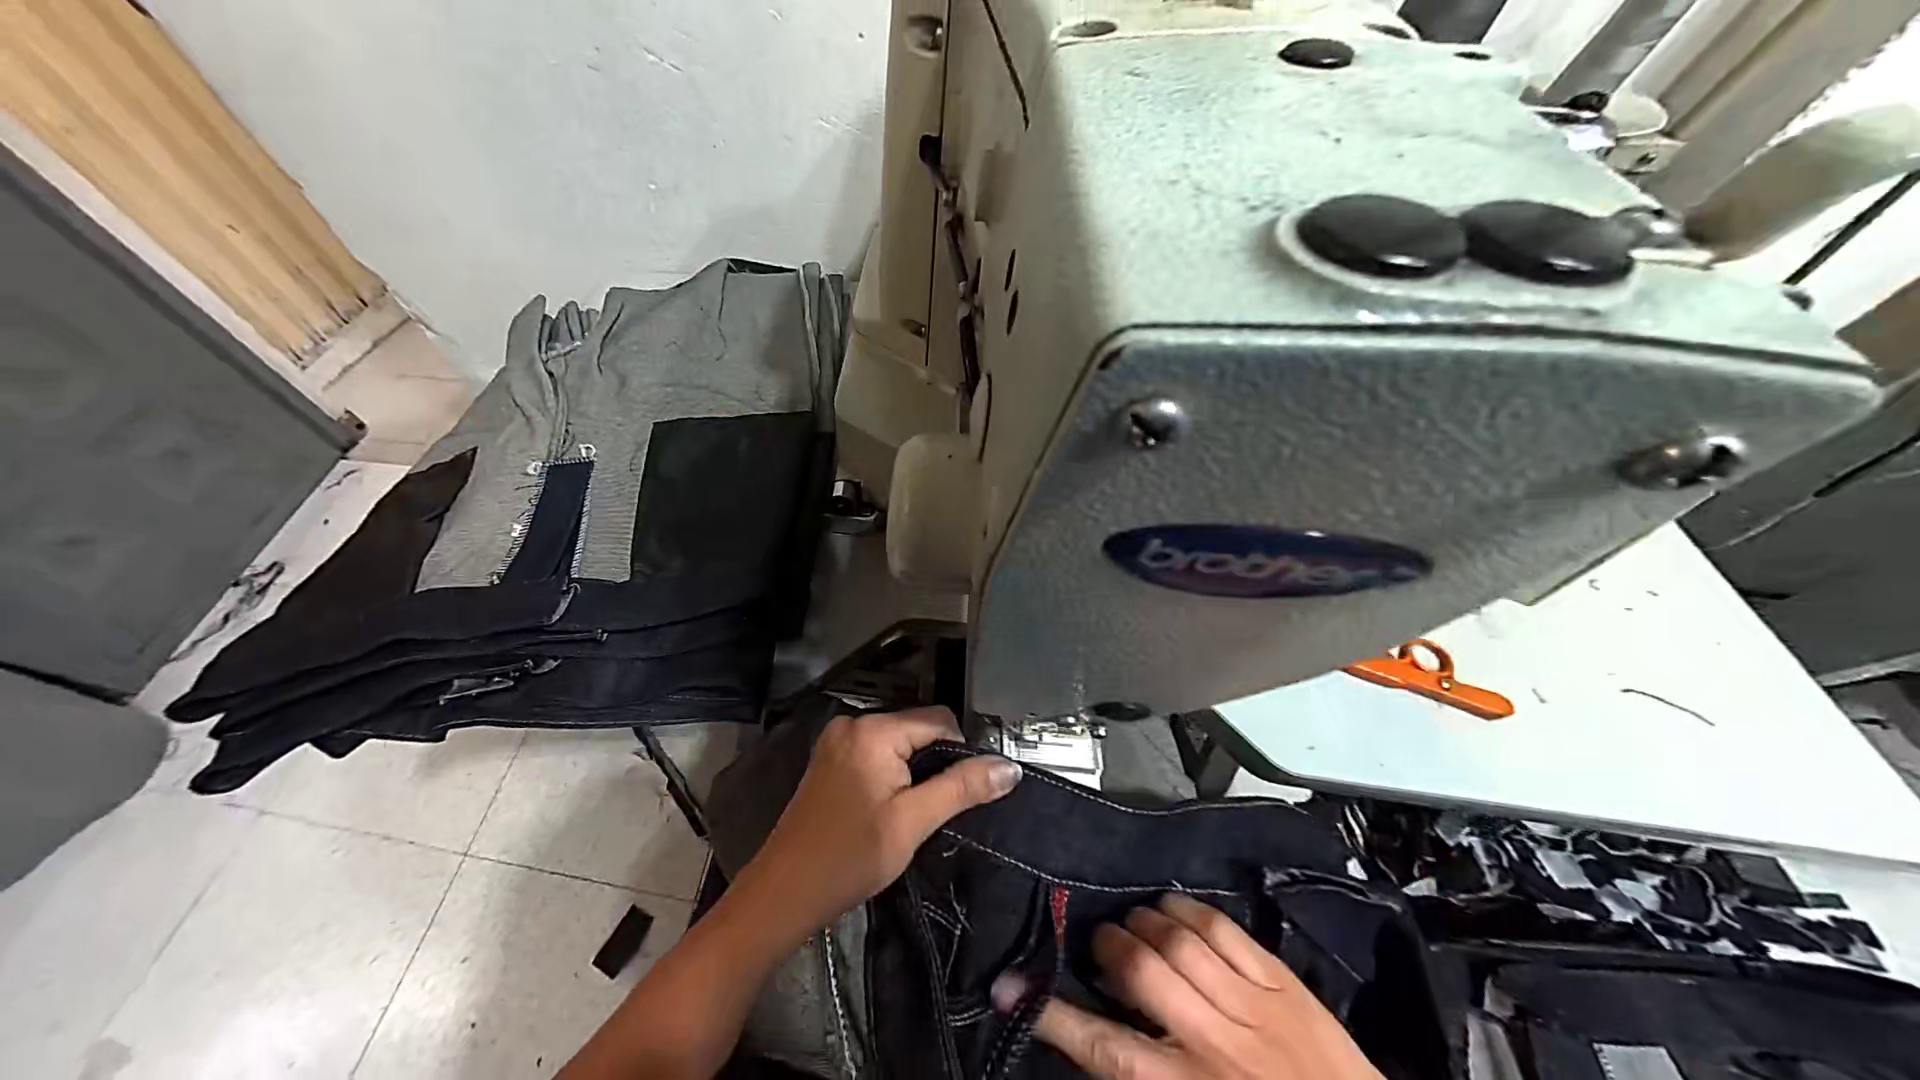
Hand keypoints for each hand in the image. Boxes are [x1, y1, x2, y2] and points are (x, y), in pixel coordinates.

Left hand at [731, 706, 1022, 942]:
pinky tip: (893, 809)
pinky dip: (894, 775)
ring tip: (919, 812)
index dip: (962, 752)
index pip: (940, 720)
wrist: (784, 894)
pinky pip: (877, 755)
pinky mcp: (830, 761)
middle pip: (918, 729)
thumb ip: (962, 787)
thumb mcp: (913, 822)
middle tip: (943, 808)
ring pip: (899, 745)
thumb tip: (1009, 768)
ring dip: (916, 772)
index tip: (969, 791)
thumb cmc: (848, 858)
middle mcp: (852, 724)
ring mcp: (837, 742)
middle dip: (938, 763)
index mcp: (872, 731)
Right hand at [995, 894, 1384, 1079]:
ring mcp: (1254, 1009)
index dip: (1054, 1015)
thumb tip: (1102, 1044)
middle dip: (1110, 946)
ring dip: (1147, 922)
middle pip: (1141, 971)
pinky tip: (1176, 909)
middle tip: (1102, 943)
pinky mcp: (1284, 985)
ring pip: (1181, 943)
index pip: (1104, 1049)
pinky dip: (1192, 912)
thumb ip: (1148, 1077)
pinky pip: (1226, 933)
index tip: (1010, 989)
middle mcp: (1215, 1045)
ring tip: (1136, 922)